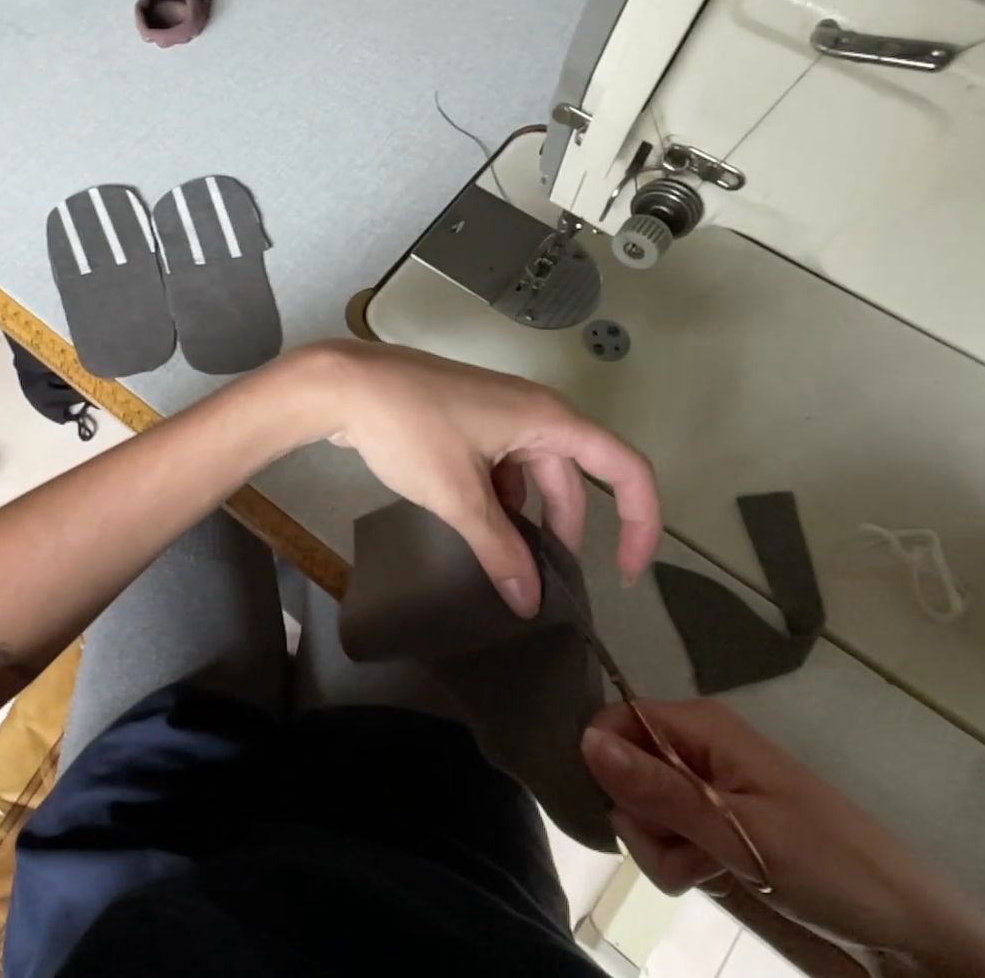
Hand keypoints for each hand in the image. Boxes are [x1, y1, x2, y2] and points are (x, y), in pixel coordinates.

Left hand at [285, 340, 660, 616]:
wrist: (345, 385)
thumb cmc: (409, 429)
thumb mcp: (458, 495)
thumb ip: (497, 548)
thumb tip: (528, 600)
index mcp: (548, 420)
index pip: (623, 469)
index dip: (639, 522)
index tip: (627, 570)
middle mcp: (533, 412)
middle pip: (571, 478)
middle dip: (564, 530)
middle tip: (547, 581)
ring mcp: (497, 414)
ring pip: (531, 475)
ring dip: (526, 517)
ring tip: (509, 563)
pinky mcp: (467, 421)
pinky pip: (500, 466)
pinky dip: (498, 499)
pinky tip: (478, 529)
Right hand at [580, 700, 984, 977]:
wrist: (909, 928)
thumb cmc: (829, 866)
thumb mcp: (738, 831)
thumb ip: (659, 788)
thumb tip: (584, 741)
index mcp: (700, 725)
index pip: (612, 721)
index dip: (603, 764)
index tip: (626, 810)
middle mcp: (694, 746)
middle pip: (619, 768)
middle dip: (638, 818)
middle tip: (684, 849)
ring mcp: (702, 785)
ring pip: (636, 807)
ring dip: (658, 847)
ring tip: (709, 868)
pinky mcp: (710, 821)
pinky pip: (662, 832)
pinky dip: (674, 860)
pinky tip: (711, 874)